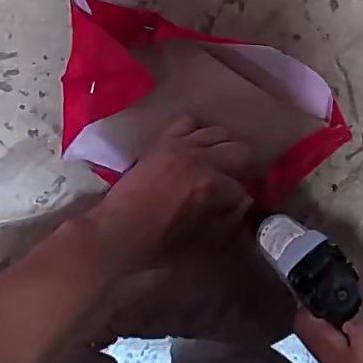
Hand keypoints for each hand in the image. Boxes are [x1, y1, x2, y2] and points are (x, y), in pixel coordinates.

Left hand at [85, 116, 252, 273]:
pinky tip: (194, 145)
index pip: (240, 188)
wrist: (117, 230)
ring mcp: (180, 146)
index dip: (239, 199)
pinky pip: (187, 122)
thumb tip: (244, 202)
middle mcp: (200, 160)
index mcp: (211, 186)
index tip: (233, 206)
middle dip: (241, 168)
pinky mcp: (163, 141)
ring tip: (216, 162)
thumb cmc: (160, 241)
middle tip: (231, 181)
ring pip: (218, 132)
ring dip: (222, 148)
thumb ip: (229, 219)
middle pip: (240, 151)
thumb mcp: (203, 239)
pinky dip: (195, 131)